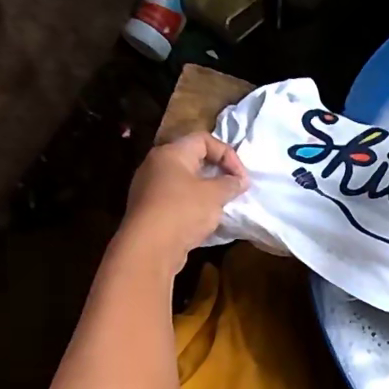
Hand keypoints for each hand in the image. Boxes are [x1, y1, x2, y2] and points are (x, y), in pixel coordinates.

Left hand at [115, 132, 248, 270]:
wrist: (148, 248)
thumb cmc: (183, 211)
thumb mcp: (214, 195)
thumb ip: (230, 183)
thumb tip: (239, 181)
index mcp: (171, 153)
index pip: (204, 139)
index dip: (227, 154)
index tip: (241, 178)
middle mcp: (156, 165)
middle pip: (193, 159)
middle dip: (217, 172)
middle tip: (233, 189)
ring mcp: (149, 188)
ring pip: (184, 181)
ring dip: (206, 191)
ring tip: (221, 205)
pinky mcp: (148, 209)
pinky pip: (176, 199)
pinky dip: (192, 205)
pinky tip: (203, 220)